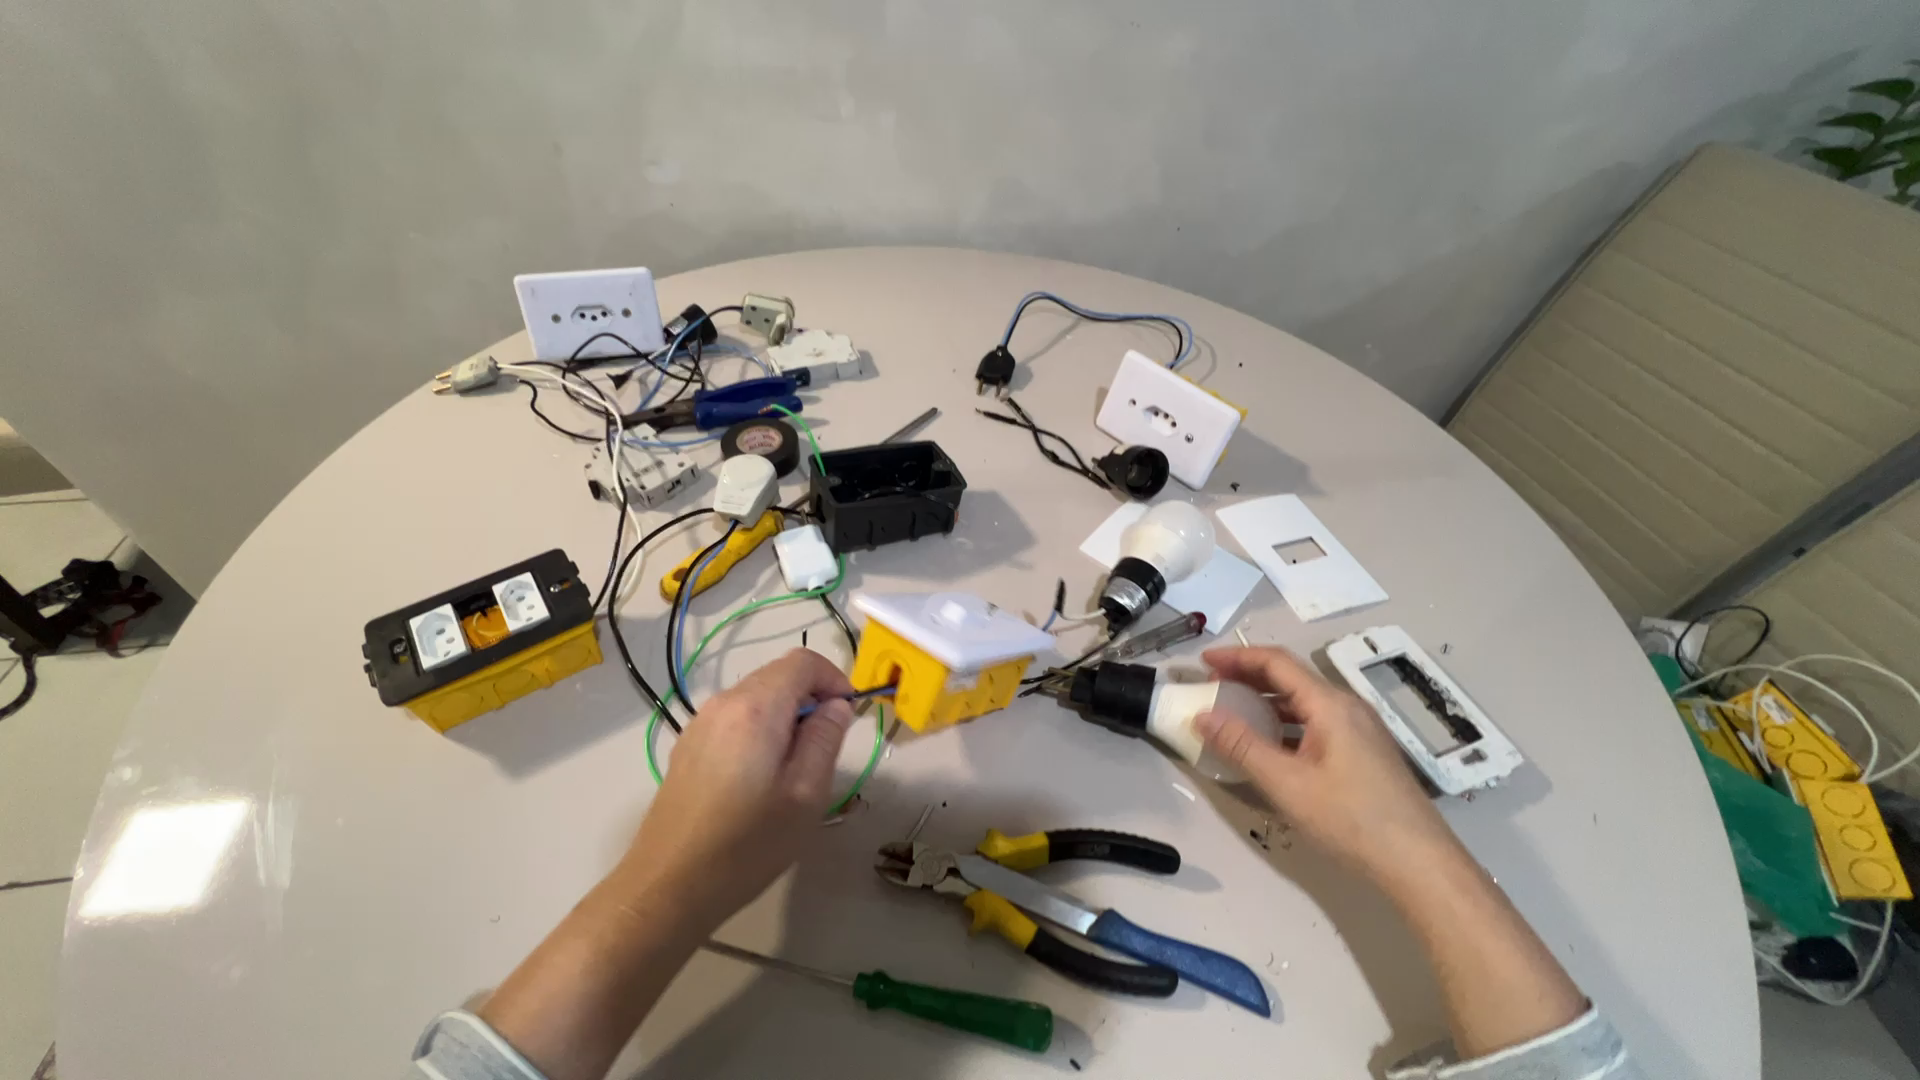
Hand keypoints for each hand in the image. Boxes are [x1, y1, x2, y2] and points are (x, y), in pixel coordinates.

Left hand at [616, 649, 856, 930]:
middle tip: (828, 745)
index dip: (834, 679)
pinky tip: (761, 776)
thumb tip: (836, 706)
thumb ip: (825, 739)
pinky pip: (735, 719)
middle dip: (811, 697)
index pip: (803, 662)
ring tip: (797, 766)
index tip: (849, 715)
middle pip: (778, 675)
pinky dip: (760, 729)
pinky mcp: (688, 747)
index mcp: (756, 708)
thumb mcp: (806, 794)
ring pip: (756, 696)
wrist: (668, 888)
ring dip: (786, 715)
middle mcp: (723, 703)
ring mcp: (700, 724)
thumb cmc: (748, 844)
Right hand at [1195, 646, 1463, 887]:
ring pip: (1303, 702)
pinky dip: (1283, 722)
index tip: (1202, 663)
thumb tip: (1202, 716)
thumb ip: (1241, 745)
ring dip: (1264, 701)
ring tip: (1231, 713)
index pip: (1276, 662)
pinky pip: (1315, 722)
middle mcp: (1346, 708)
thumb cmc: (1351, 819)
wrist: (1420, 865)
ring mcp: (1359, 730)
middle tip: (1210, 687)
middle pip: (1290, 678)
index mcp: (1329, 705)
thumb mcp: (1286, 783)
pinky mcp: (1363, 752)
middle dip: (1246, 677)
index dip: (1236, 657)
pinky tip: (1267, 745)